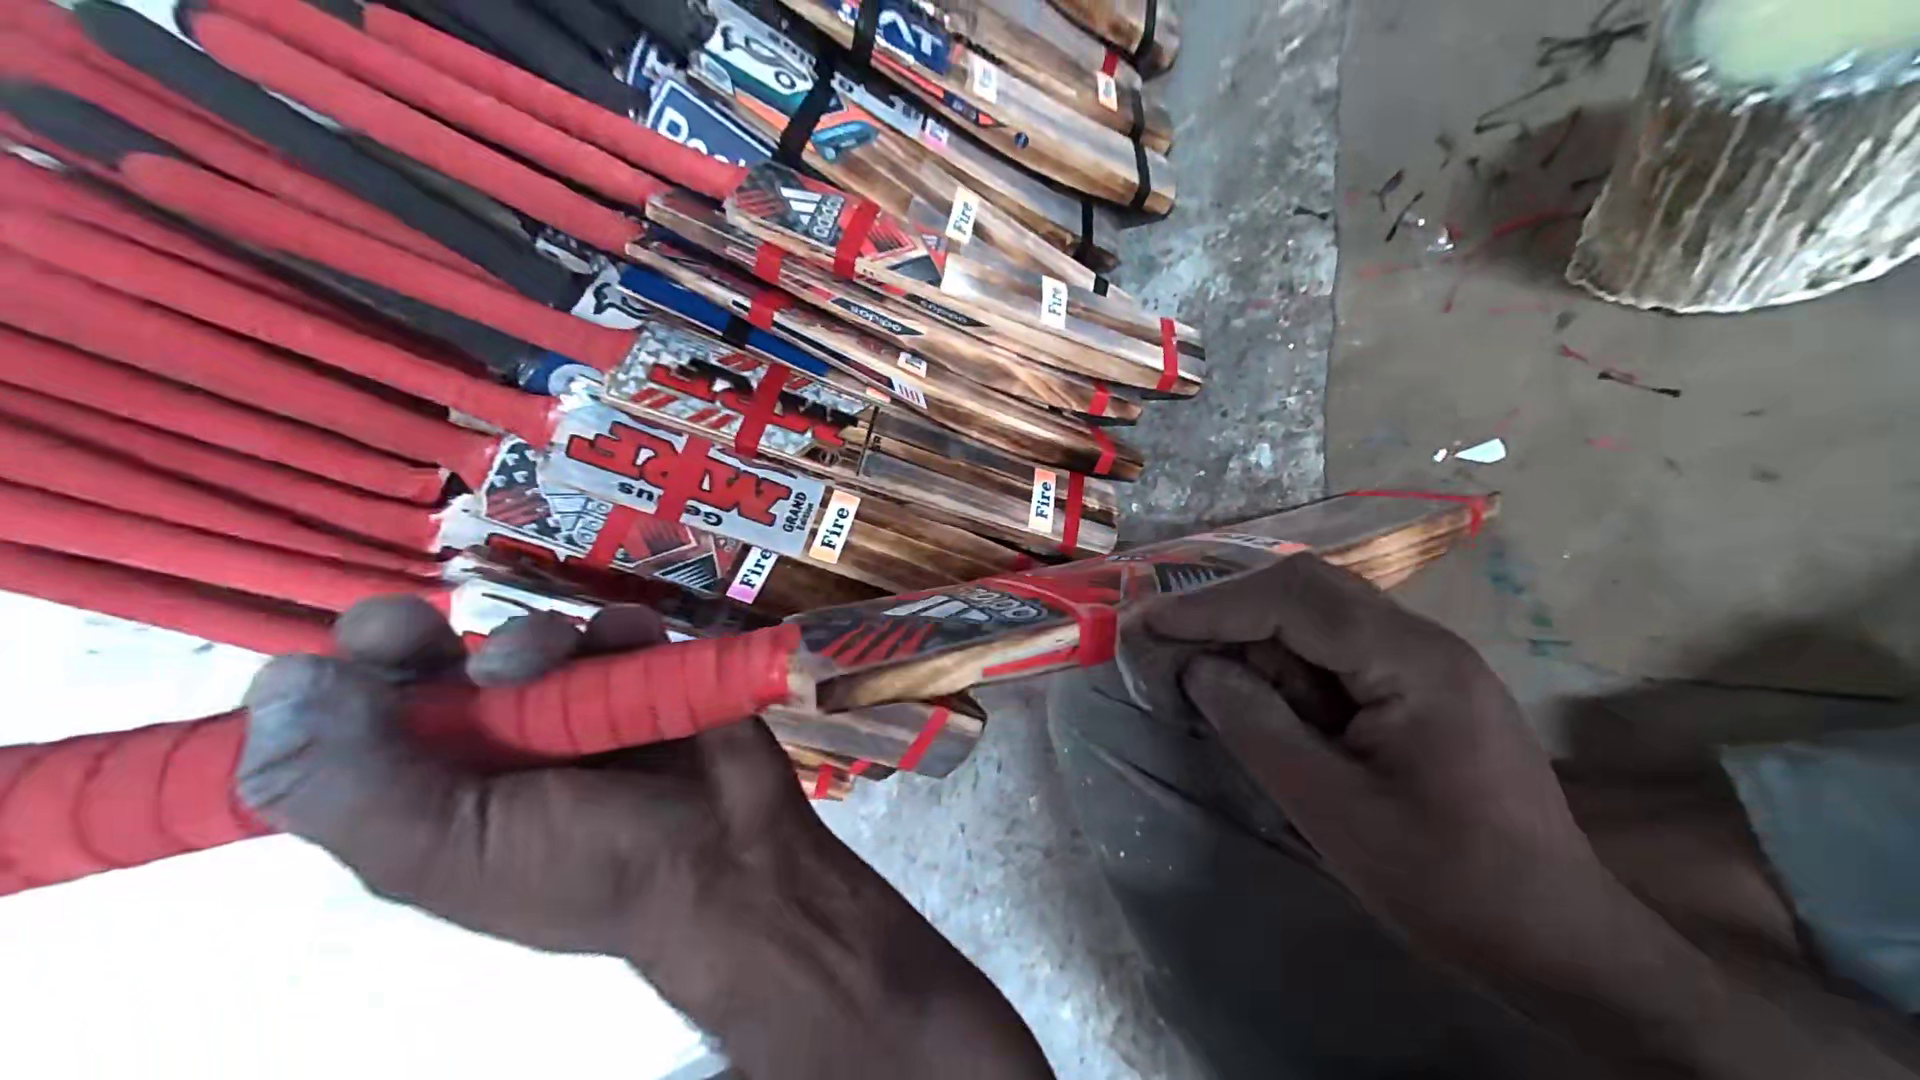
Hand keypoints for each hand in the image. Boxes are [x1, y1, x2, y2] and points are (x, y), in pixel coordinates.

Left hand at [239, 597, 1048, 1079]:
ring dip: (532, 639)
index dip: (343, 679)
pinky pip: (617, 625)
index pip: (356, 722)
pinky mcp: (647, 669)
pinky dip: (617, 629)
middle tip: (418, 631)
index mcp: (436, 790)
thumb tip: (278, 683)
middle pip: (434, 659)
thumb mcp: (443, 851)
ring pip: (529, 633)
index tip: (351, 659)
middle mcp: (498, 738)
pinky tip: (629, 646)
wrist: (728, 859)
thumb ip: (345, 784)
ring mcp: (579, 699)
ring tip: (550, 666)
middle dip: (419, 637)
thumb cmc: (586, 871)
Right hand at [1123, 557, 1911, 1079]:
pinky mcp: (1417, 684)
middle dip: (1228, 606)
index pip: (1295, 601)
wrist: (1555, 941)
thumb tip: (1197, 668)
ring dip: (1250, 629)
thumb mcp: (1330, 808)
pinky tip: (1251, 681)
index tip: (1148, 623)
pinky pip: (1333, 646)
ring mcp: (1425, 659)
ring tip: (1194, 656)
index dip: (1212, 607)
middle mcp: (1424, 641)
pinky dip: (1280, 655)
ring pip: (1318, 610)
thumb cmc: (1443, 881)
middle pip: (1307, 588)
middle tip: (1164, 634)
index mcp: (1414, 663)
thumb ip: (1255, 725)